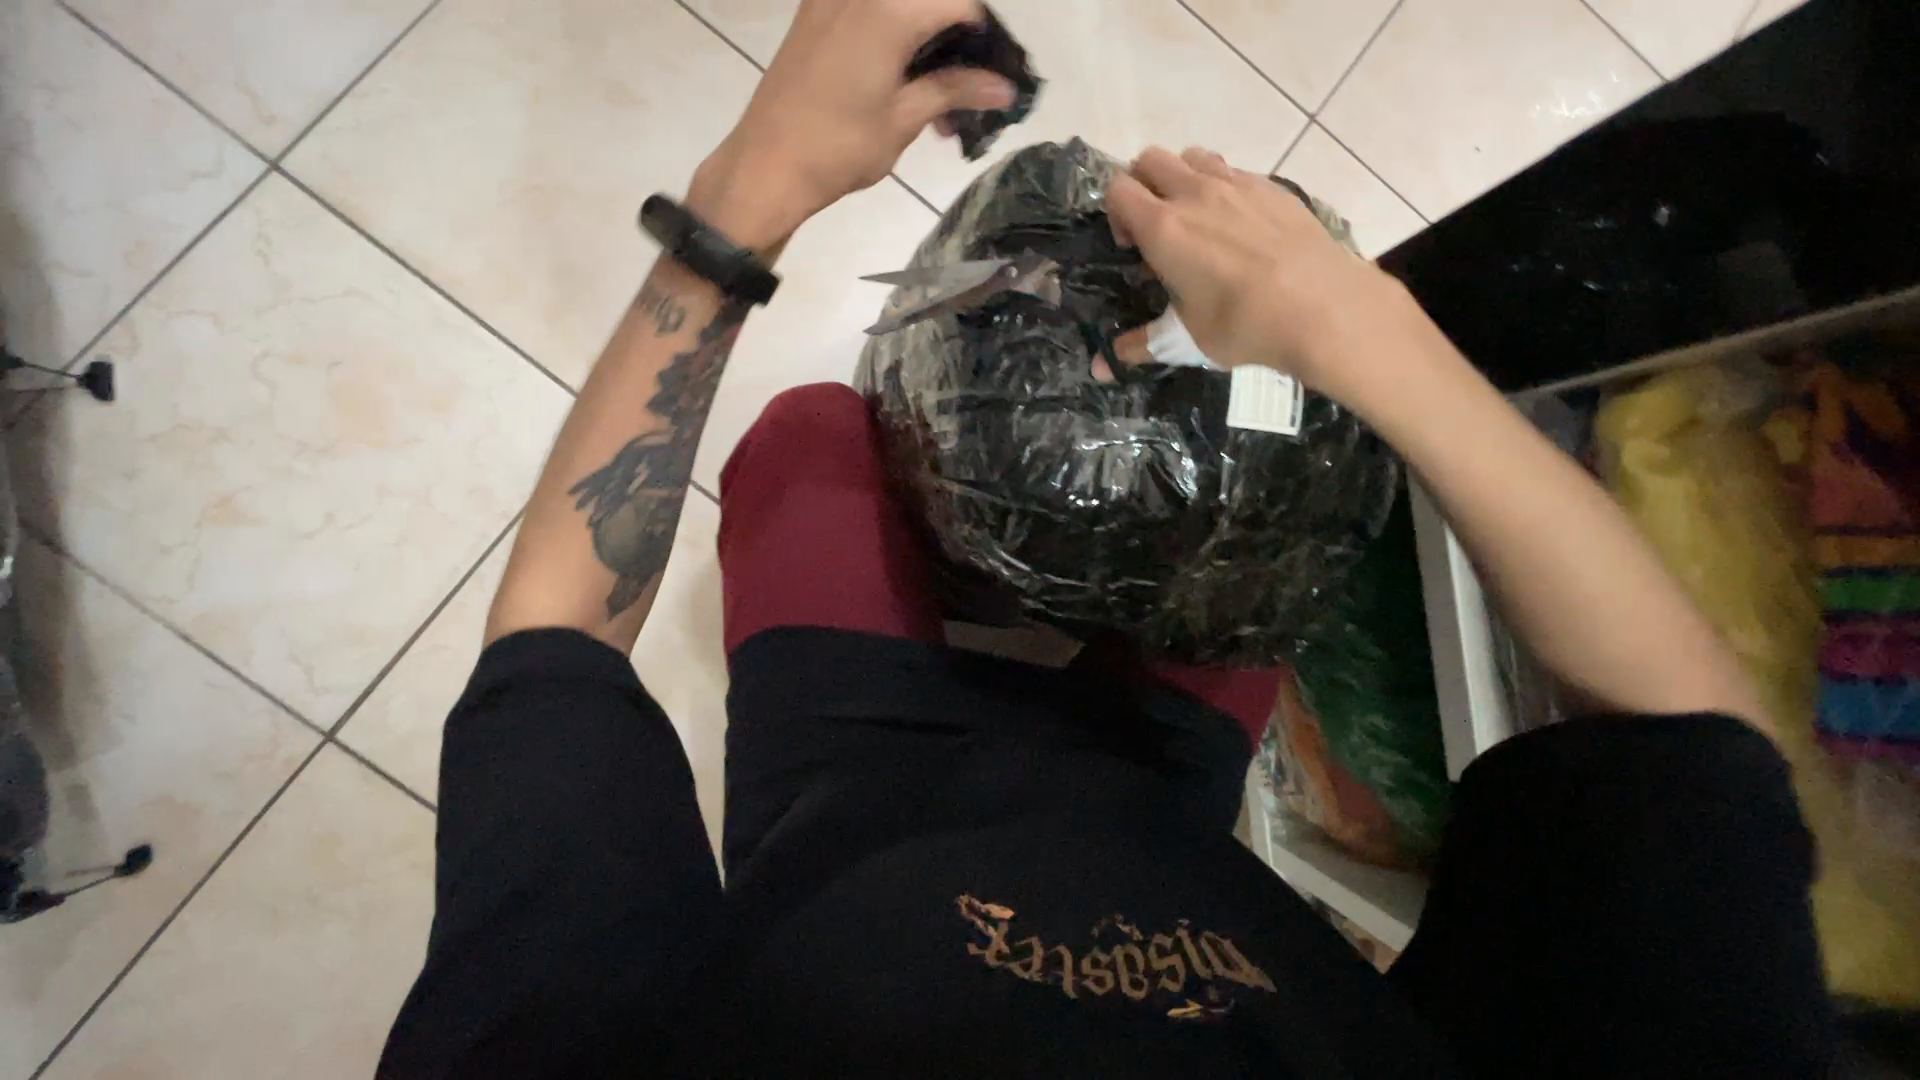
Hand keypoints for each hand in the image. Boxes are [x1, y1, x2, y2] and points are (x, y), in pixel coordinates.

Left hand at [689, 0, 1016, 251]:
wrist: (768, 164)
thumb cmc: (840, 146)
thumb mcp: (904, 119)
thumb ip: (954, 91)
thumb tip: (1004, 88)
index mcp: (890, 9)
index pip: (960, 5)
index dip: (985, 40)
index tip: (993, 76)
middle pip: (926, 3)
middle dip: (952, 42)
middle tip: (965, 89)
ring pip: (896, 9)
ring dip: (922, 42)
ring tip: (935, 98)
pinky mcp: (812, 15)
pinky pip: (866, 12)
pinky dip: (891, 36)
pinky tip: (900, 80)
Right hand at [1106, 146, 1425, 402]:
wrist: (1323, 307)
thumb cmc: (1243, 324)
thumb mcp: (1186, 339)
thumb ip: (1143, 344)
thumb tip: (1102, 369)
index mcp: (1163, 228)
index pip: (1118, 191)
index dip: (1115, 213)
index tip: (1130, 246)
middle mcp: (1195, 194)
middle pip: (1151, 160)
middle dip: (1143, 186)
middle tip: (1156, 228)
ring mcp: (1237, 185)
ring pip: (1193, 157)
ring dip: (1183, 179)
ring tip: (1197, 220)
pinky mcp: (1272, 188)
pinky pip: (1233, 172)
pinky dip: (1223, 189)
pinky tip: (1239, 228)